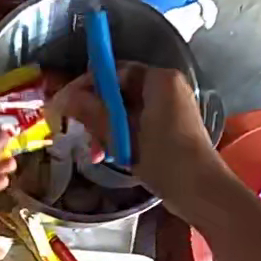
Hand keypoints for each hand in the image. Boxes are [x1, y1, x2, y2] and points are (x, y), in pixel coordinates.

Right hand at [47, 64, 227, 213]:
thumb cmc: (163, 156)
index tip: (66, 103)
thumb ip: (94, 113)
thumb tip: (63, 98)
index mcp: (159, 80)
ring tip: (97, 153)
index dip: (88, 85)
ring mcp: (168, 108)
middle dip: (96, 114)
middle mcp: (166, 88)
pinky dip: (121, 138)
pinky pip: (136, 125)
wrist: (197, 189)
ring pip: (124, 112)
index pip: (115, 71)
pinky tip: (111, 157)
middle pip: (118, 92)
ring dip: (105, 130)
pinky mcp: (168, 128)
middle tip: (81, 134)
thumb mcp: (123, 134)